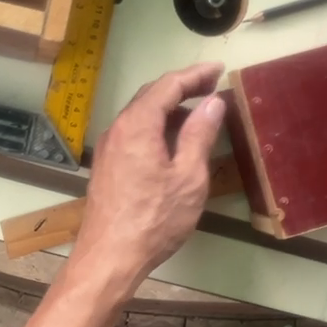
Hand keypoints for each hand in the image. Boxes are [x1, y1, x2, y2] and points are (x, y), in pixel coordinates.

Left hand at [69, 62, 226, 293]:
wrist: (109, 256)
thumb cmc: (154, 219)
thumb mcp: (188, 176)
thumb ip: (200, 135)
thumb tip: (213, 102)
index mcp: (138, 124)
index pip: (168, 85)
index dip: (195, 74)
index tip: (219, 70)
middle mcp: (118, 129)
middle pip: (151, 96)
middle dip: (182, 87)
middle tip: (211, 86)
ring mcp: (109, 148)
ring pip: (141, 115)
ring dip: (169, 109)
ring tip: (199, 114)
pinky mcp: (108, 167)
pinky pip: (134, 133)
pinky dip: (157, 127)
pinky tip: (174, 142)